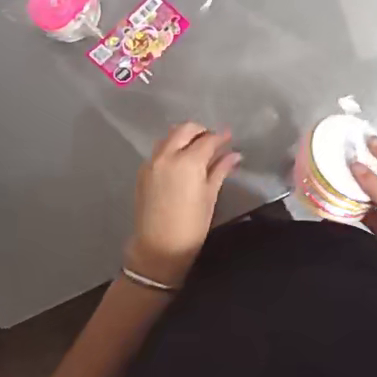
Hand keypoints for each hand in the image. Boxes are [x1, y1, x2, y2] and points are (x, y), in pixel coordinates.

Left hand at [128, 122, 240, 286]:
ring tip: (197, 150)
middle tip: (213, 141)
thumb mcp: (209, 197)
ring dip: (184, 137)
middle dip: (200, 131)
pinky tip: (180, 162)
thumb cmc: (191, 226)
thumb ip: (220, 170)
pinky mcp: (143, 172)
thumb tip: (233, 155)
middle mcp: (167, 155)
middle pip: (184, 130)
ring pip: (169, 137)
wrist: (158, 247)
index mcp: (188, 161)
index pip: (207, 140)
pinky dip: (171, 148)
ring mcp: (152, 162)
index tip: (229, 138)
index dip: (221, 138)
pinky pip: (158, 151)